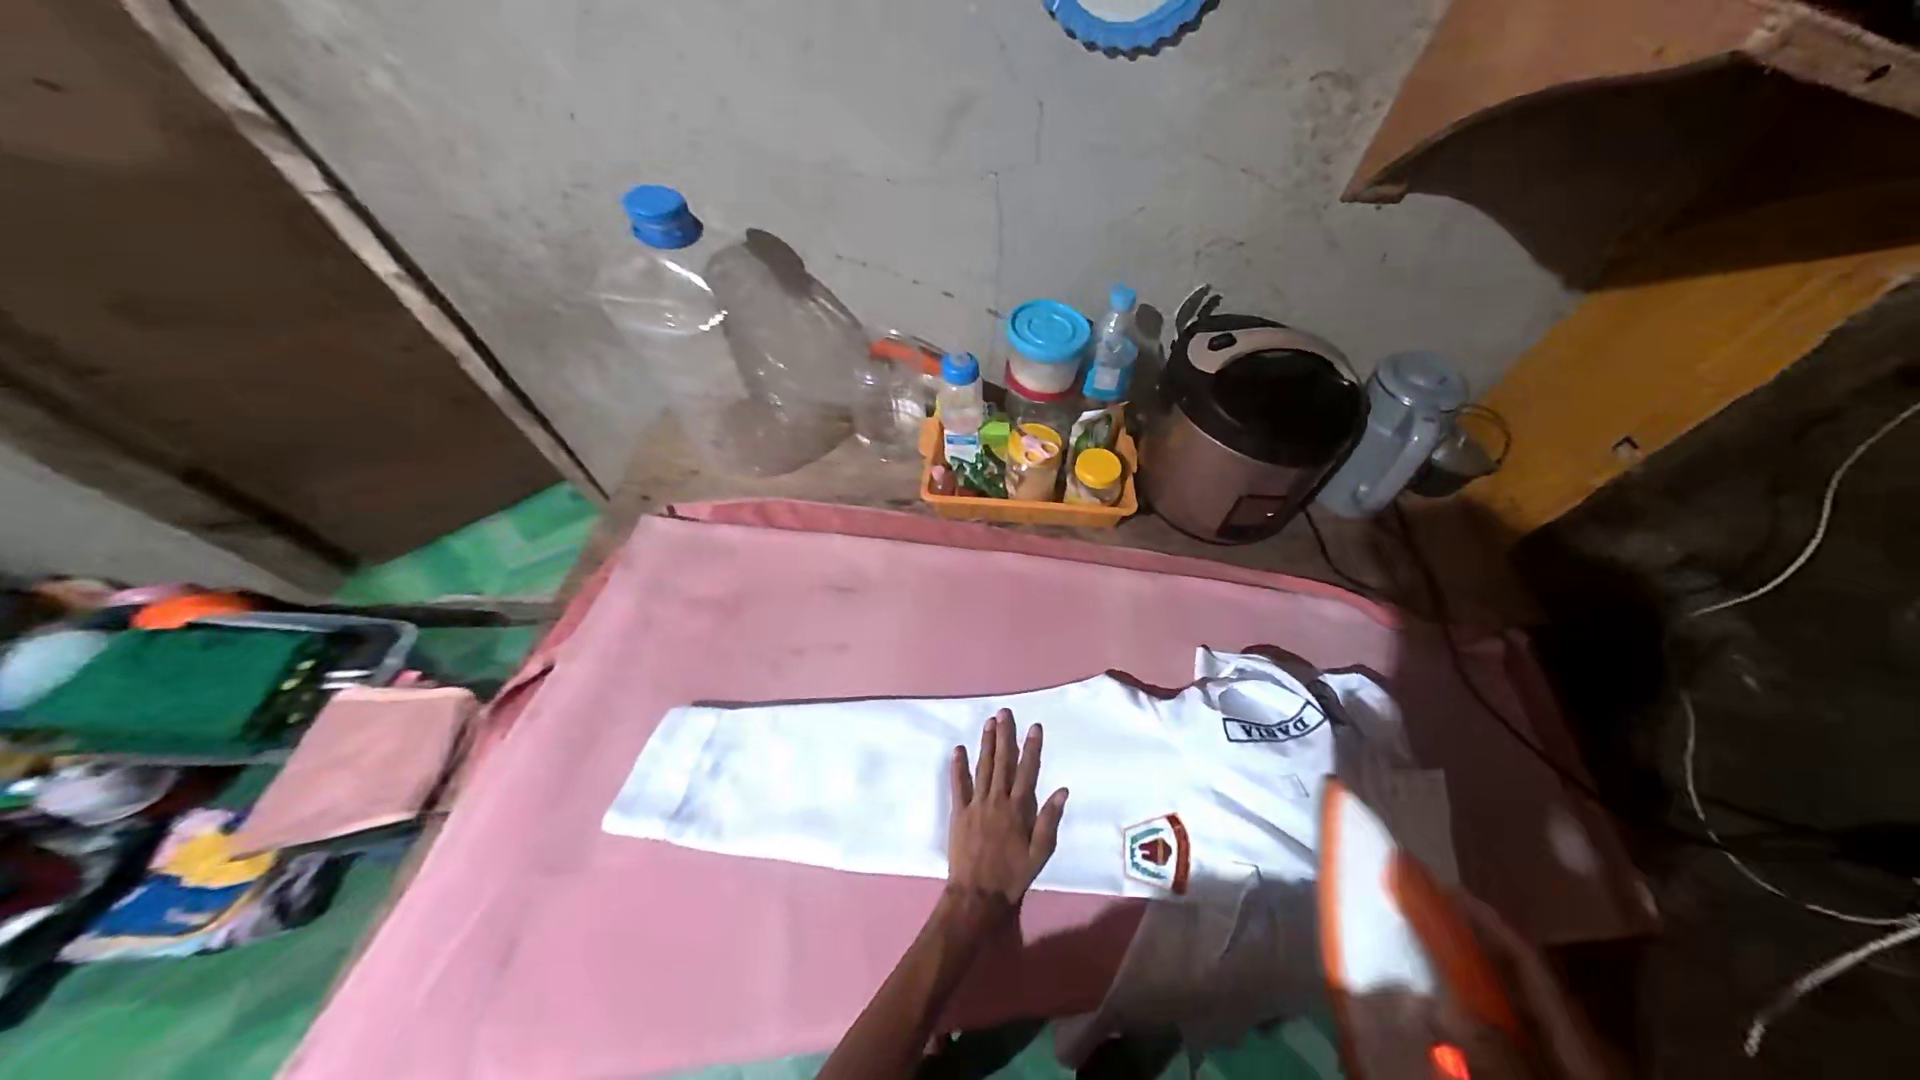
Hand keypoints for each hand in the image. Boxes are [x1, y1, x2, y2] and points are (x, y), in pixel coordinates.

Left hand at [947, 709, 1067, 904]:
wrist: (978, 893)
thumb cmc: (1014, 874)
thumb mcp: (1040, 852)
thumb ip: (1049, 820)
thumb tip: (1062, 790)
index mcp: (1018, 809)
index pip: (1027, 771)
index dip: (1032, 747)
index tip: (1034, 727)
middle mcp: (997, 800)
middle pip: (1002, 762)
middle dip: (1005, 735)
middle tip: (1005, 712)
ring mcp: (976, 804)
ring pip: (982, 767)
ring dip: (986, 744)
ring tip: (989, 722)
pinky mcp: (959, 812)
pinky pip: (958, 785)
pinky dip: (958, 766)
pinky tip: (959, 749)